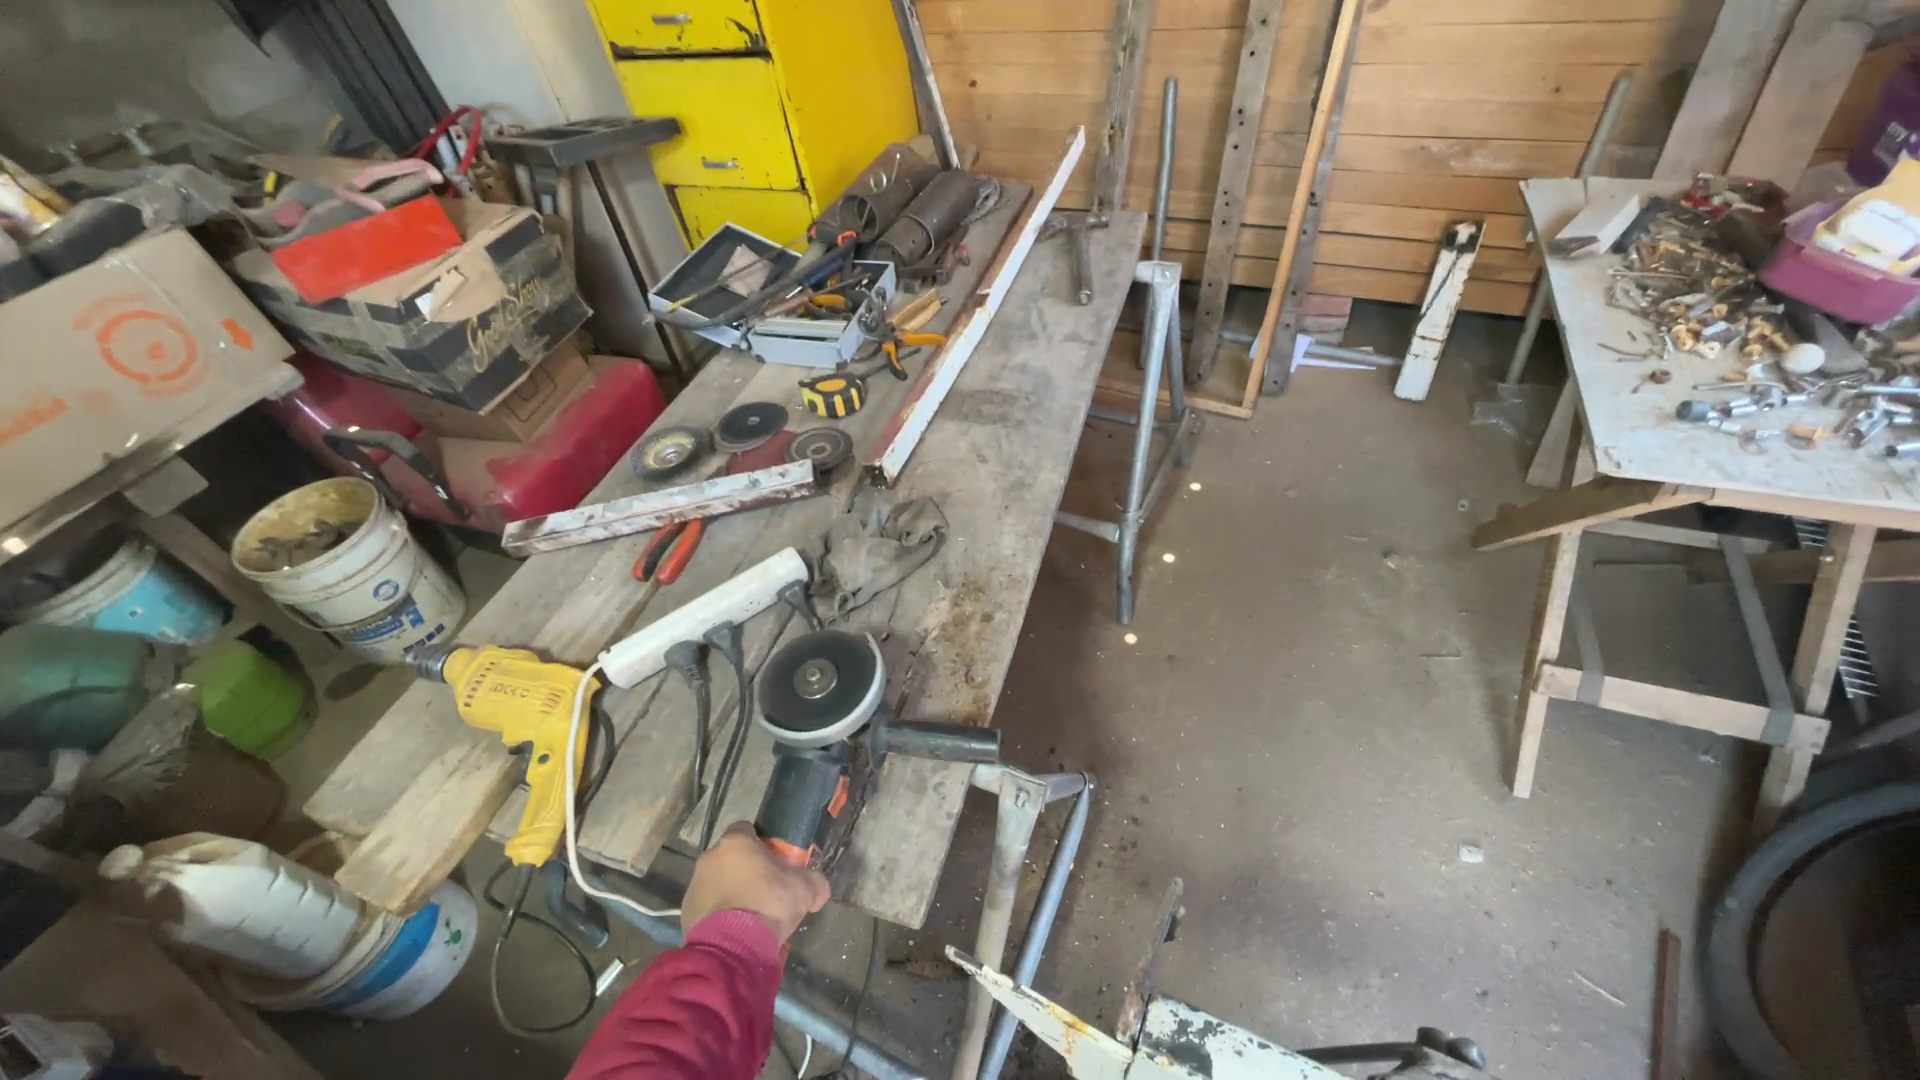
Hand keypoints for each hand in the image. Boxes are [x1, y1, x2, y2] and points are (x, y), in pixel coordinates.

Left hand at [681, 823, 829, 941]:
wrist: (732, 948)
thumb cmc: (768, 904)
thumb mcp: (805, 889)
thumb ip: (815, 882)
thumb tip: (818, 889)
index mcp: (735, 843)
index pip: (745, 829)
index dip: (760, 842)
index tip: (773, 859)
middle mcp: (709, 858)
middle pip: (729, 857)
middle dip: (744, 869)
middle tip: (764, 889)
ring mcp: (694, 886)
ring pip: (716, 881)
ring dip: (730, 892)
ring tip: (749, 915)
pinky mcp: (686, 913)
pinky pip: (707, 907)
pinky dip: (718, 915)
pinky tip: (734, 930)